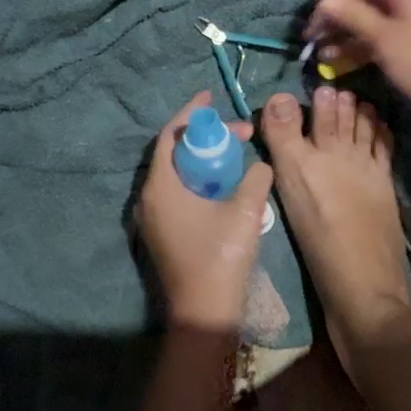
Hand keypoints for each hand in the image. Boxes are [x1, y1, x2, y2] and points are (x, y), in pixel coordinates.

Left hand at [135, 91, 275, 330]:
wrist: (204, 313)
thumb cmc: (221, 257)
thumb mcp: (246, 210)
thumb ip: (256, 176)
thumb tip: (262, 162)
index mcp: (160, 187)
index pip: (170, 136)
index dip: (191, 113)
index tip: (211, 97)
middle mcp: (148, 200)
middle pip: (173, 155)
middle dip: (205, 138)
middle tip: (238, 131)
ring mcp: (152, 220)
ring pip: (176, 176)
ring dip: (203, 161)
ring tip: (235, 154)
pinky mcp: (161, 235)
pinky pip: (176, 195)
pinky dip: (198, 181)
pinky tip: (224, 185)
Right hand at [305, 0, 410, 120]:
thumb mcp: (382, 38)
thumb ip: (352, 15)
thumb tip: (324, 1)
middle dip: (338, 6)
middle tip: (313, 29)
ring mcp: (408, 17)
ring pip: (368, 12)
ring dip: (342, 27)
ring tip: (318, 46)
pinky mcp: (407, 38)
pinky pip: (377, 31)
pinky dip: (356, 41)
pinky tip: (333, 57)